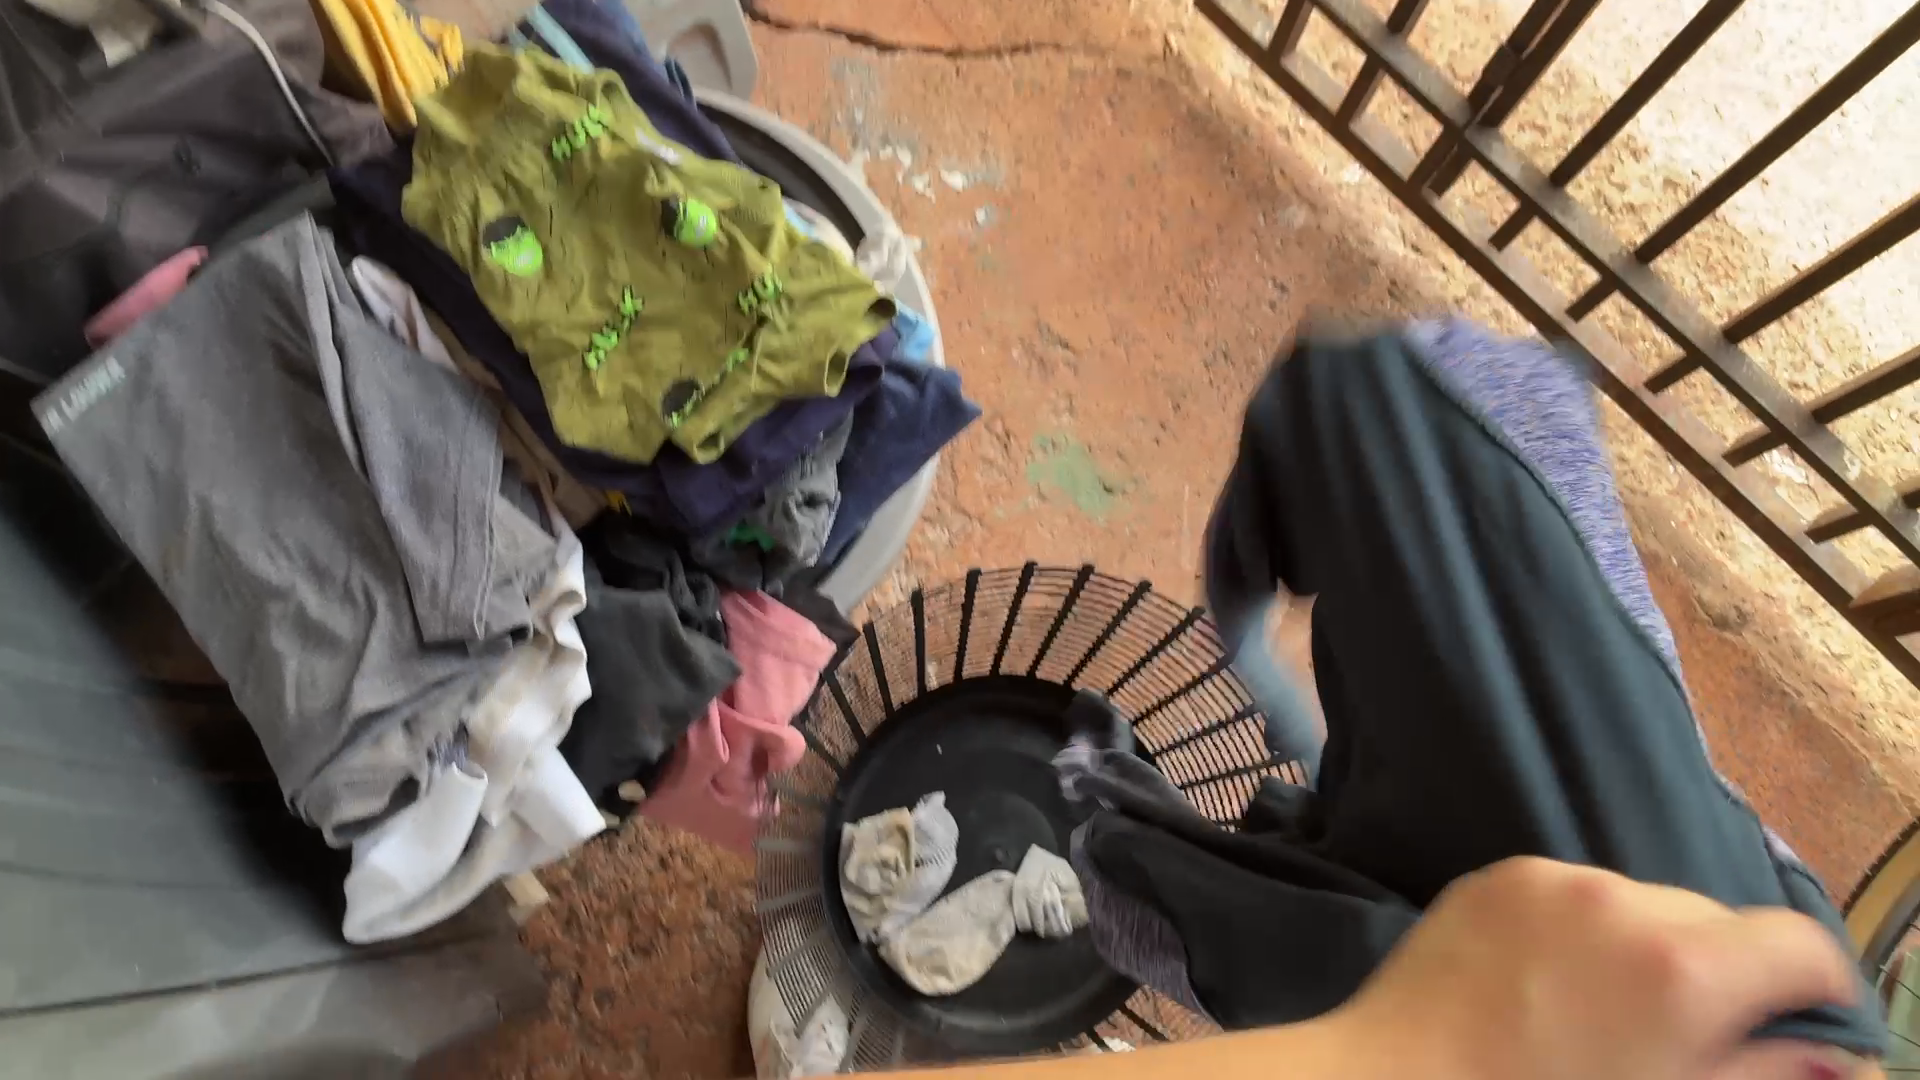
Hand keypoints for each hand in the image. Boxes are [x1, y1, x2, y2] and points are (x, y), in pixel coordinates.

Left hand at [1326, 857, 1872, 1079]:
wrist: (1409, 1071)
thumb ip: (1765, 1072)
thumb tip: (1830, 1054)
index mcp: (1678, 964)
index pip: (1796, 940)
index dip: (1813, 989)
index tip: (1795, 1024)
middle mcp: (1613, 898)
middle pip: (1714, 917)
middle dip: (1723, 967)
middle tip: (1687, 1025)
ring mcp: (1544, 876)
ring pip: (1639, 897)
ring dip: (1647, 939)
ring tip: (1606, 999)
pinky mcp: (1491, 872)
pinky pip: (1569, 888)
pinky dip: (1583, 920)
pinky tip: (1552, 970)